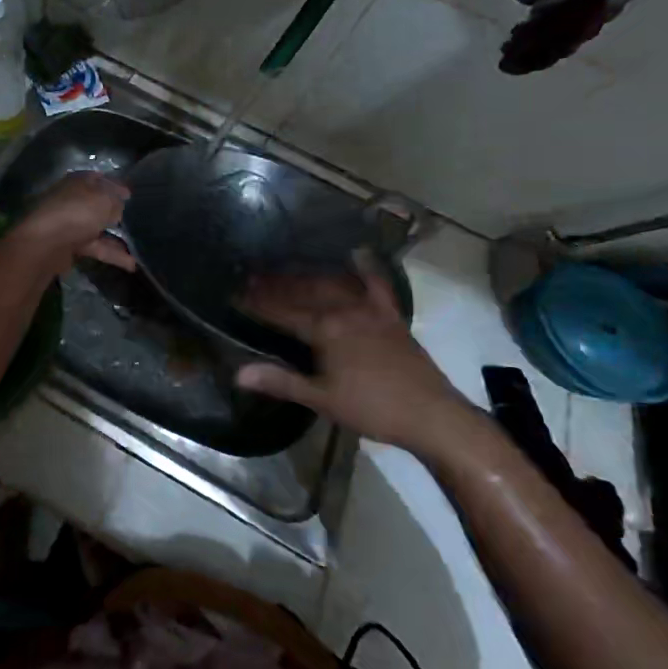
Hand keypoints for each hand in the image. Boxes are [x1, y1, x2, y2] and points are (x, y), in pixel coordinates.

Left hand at [12, 172, 135, 270]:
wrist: (45, 243)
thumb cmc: (77, 213)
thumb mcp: (104, 200)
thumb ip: (115, 200)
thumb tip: (117, 207)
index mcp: (78, 182)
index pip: (99, 179)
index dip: (115, 185)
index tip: (130, 195)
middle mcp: (72, 200)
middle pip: (97, 204)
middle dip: (115, 211)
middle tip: (134, 218)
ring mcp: (70, 224)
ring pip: (97, 228)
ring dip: (117, 237)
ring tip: (139, 245)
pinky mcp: (70, 245)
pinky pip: (95, 247)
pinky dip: (112, 254)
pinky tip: (131, 265)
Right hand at [233, 251, 475, 453]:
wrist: (433, 416)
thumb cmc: (373, 409)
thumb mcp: (322, 399)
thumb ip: (280, 381)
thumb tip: (238, 373)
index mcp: (325, 330)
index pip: (281, 311)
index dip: (256, 304)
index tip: (234, 294)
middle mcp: (345, 310)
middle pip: (303, 292)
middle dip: (275, 285)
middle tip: (252, 278)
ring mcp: (370, 310)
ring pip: (332, 285)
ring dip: (306, 277)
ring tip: (286, 270)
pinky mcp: (391, 316)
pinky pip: (376, 285)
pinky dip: (365, 269)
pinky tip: (357, 252)